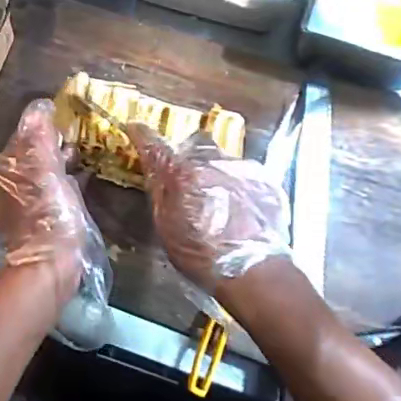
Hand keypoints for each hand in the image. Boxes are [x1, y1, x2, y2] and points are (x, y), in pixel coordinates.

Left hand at [0, 100, 107, 310]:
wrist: (46, 272)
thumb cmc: (48, 219)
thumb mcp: (45, 173)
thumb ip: (39, 139)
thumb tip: (39, 108)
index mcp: (8, 168)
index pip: (26, 133)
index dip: (48, 124)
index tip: (71, 118)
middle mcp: (9, 184)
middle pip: (33, 154)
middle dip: (54, 143)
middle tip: (82, 135)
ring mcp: (22, 205)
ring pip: (42, 173)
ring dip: (60, 163)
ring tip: (83, 155)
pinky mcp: (37, 222)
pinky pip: (50, 192)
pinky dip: (64, 183)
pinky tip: (79, 182)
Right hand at [128, 123, 291, 294]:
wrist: (255, 272)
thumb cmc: (201, 254)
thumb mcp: (166, 226)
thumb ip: (159, 191)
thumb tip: (152, 166)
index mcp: (181, 171)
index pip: (154, 143)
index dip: (141, 135)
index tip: (134, 129)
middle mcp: (211, 160)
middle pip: (194, 145)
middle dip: (188, 156)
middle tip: (187, 180)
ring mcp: (242, 168)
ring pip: (222, 159)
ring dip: (214, 172)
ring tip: (217, 201)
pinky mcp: (265, 180)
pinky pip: (244, 174)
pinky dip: (237, 185)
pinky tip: (238, 209)